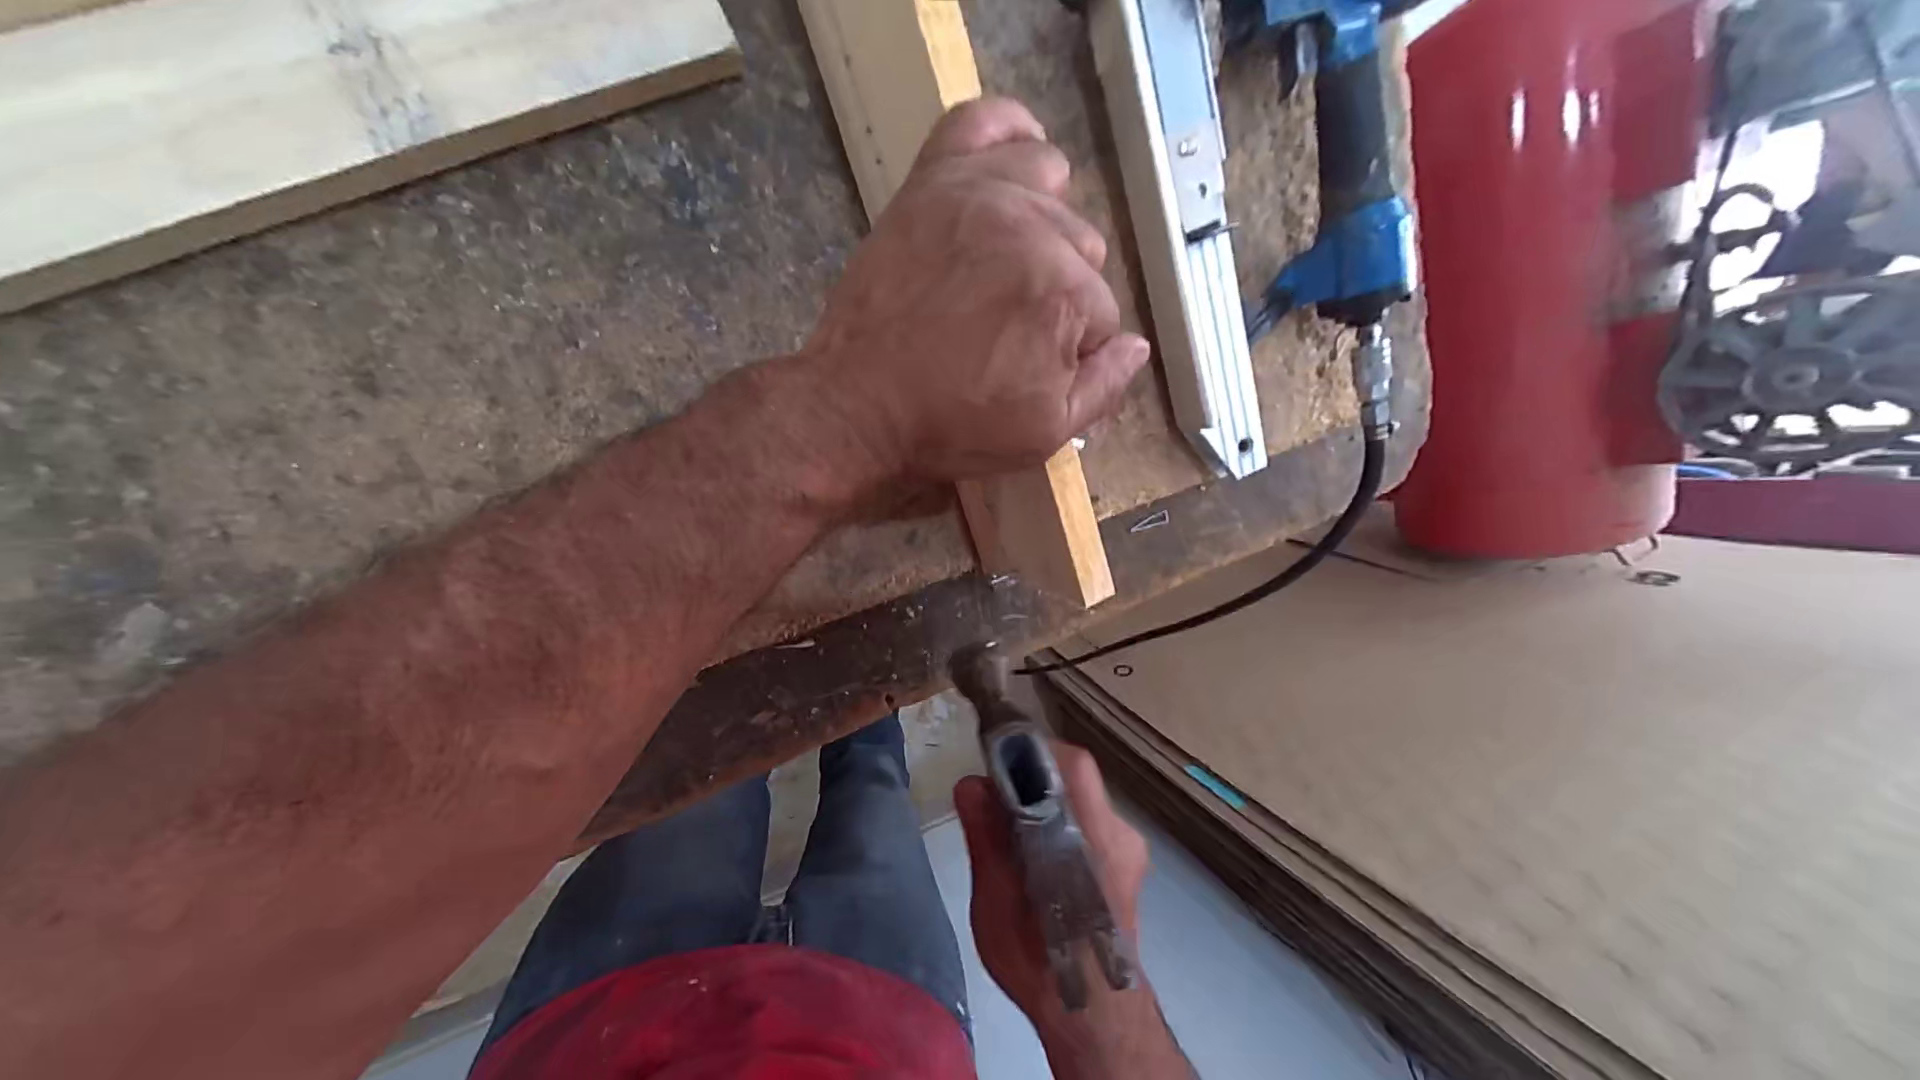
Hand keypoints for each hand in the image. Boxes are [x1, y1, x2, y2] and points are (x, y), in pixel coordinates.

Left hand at [800, 97, 1150, 483]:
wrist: (858, 407)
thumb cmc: (952, 426)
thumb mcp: (1044, 433)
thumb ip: (1103, 387)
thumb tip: (1137, 346)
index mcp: (1064, 294)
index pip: (1103, 314)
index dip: (1074, 350)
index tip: (1035, 370)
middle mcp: (1031, 229)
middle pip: (1081, 250)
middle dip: (1060, 294)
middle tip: (1011, 332)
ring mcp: (977, 194)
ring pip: (1049, 183)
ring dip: (1045, 224)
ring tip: (1009, 267)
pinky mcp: (932, 182)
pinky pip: (983, 122)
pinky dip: (1008, 134)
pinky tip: (1010, 169)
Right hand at [954, 741, 1150, 1022]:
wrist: (1094, 1017)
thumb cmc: (1040, 963)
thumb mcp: (997, 903)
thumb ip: (986, 837)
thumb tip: (969, 783)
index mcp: (1094, 838)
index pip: (1074, 764)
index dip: (1034, 751)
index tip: (999, 757)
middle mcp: (1120, 834)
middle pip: (1076, 779)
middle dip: (1033, 777)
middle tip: (996, 795)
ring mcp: (1129, 848)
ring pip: (1081, 799)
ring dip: (1046, 800)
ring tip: (1011, 825)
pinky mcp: (1128, 863)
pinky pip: (1090, 821)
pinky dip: (1061, 820)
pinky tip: (1038, 850)